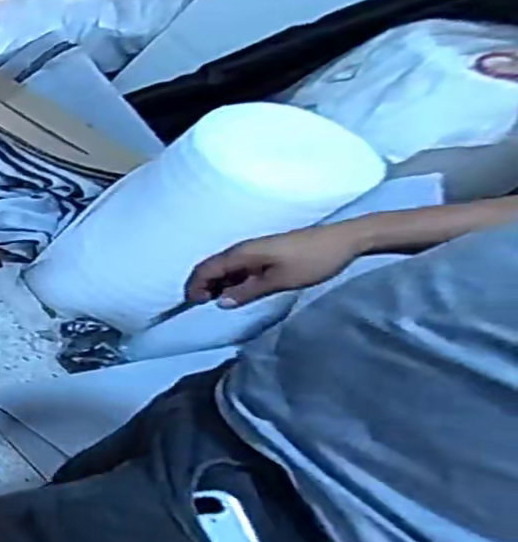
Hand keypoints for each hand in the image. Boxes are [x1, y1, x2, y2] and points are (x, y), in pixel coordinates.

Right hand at [183, 222, 365, 307]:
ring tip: (223, 298)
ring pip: (221, 266)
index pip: (204, 270)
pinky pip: (234, 265)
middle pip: (208, 267)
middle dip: (201, 284)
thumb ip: (248, 292)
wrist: (347, 238)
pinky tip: (239, 287)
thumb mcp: (281, 280)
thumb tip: (221, 303)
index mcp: (238, 255)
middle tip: (205, 302)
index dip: (194, 287)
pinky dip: (229, 277)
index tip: (197, 303)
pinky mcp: (261, 251)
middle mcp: (238, 250)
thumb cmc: (313, 260)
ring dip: (215, 282)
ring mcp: (250, 249)